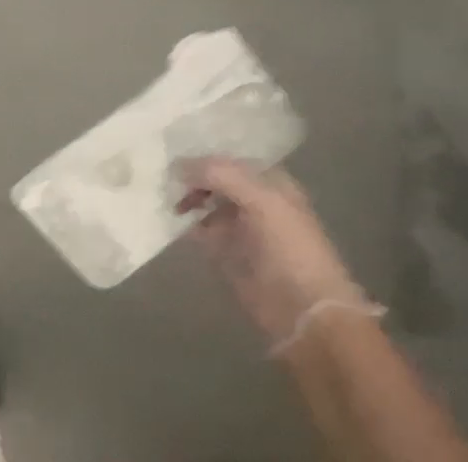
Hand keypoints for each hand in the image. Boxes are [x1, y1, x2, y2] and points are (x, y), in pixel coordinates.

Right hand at [176, 158, 363, 344]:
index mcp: (271, 184)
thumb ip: (221, 175)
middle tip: (163, 178)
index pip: (231, 160)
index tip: (172, 156)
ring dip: (186, 199)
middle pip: (216, 180)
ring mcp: (240, 228)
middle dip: (191, 177)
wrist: (304, 310)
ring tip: (163, 197)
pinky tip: (170, 220)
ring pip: (206, 204)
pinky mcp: (227, 254)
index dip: (204, 156)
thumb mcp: (261, 200)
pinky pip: (200, 232)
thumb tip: (177, 165)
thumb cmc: (290, 248)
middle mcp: (255, 201)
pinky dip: (185, 225)